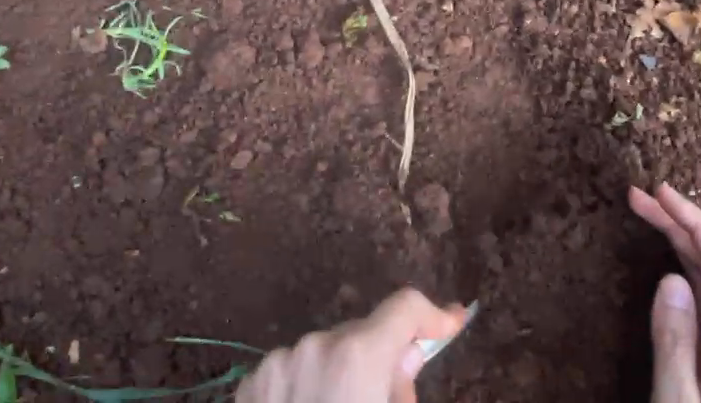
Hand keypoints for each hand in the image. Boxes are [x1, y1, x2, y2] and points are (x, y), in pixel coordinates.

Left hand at [235, 288, 468, 402]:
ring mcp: (276, 365)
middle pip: (363, 335)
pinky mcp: (248, 388)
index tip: (451, 326)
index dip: (433, 316)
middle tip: (392, 400)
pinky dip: (307, 390)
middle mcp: (314, 346)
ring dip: (342, 377)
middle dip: (383, 361)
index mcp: (356, 356)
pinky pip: (292, 373)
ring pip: (325, 354)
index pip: (405, 307)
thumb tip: (405, 360)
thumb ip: (403, 391)